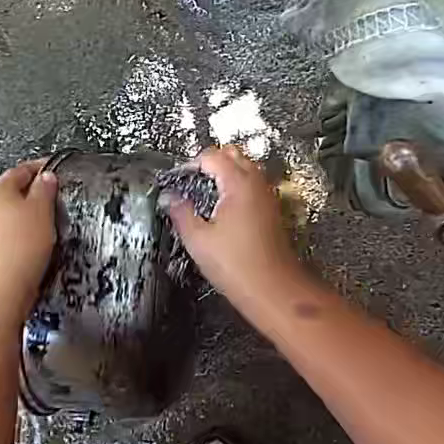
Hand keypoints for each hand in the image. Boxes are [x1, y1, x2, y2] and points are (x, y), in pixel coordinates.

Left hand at [0, 160, 57, 307]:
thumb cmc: (17, 251)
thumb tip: (47, 177)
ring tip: (52, 225)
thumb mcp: (42, 212)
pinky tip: (36, 248)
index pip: (22, 169)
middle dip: (36, 193)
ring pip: (11, 217)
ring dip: (29, 218)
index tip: (57, 168)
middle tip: (58, 198)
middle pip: (14, 193)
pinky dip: (23, 238)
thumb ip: (45, 190)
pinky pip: (9, 239)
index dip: (43, 167)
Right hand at [165, 147, 302, 298]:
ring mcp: (267, 197)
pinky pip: (253, 187)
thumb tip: (170, 199)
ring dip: (225, 175)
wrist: (273, 288)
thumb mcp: (198, 239)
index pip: (212, 156)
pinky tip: (223, 212)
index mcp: (238, 184)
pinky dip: (237, 189)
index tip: (179, 180)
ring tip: (205, 197)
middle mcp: (257, 185)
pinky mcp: (271, 212)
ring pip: (246, 170)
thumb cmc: (239, 266)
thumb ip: (181, 213)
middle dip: (211, 163)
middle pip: (233, 155)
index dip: (192, 164)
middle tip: (192, 183)